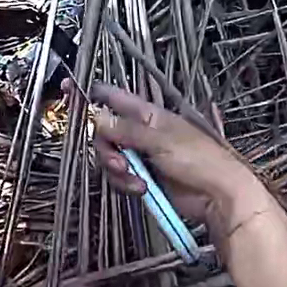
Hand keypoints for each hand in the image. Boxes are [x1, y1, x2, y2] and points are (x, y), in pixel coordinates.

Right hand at [83, 81, 271, 245]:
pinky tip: (141, 188)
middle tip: (118, 161)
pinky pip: (120, 176)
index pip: (113, 97)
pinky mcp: (142, 176)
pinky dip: (126, 183)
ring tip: (134, 179)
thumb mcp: (160, 140)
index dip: (92, 94)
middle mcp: (141, 131)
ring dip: (117, 170)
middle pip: (105, 132)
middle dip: (106, 149)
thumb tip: (97, 117)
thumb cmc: (200, 160)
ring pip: (110, 157)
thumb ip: (126, 129)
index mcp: (148, 114)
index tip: (68, 89)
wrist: (218, 197)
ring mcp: (141, 154)